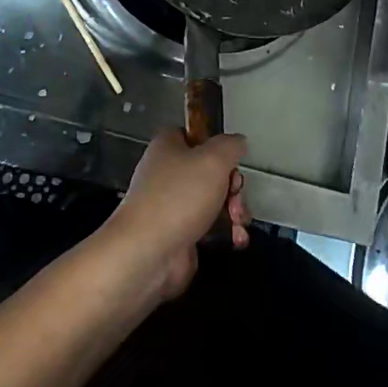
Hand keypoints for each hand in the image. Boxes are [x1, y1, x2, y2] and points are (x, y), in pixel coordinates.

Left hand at [97, 128, 251, 299]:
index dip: (218, 148)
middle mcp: (168, 172)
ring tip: (237, 223)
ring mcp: (172, 204)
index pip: (196, 136)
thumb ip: (230, 146)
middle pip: (211, 171)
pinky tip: (234, 240)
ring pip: (214, 200)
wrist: (149, 250)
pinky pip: (210, 226)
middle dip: (232, 186)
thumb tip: (238, 142)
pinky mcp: (179, 232)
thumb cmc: (179, 196)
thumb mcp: (213, 159)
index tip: (231, 162)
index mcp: (168, 146)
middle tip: (235, 198)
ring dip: (234, 212)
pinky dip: (226, 232)